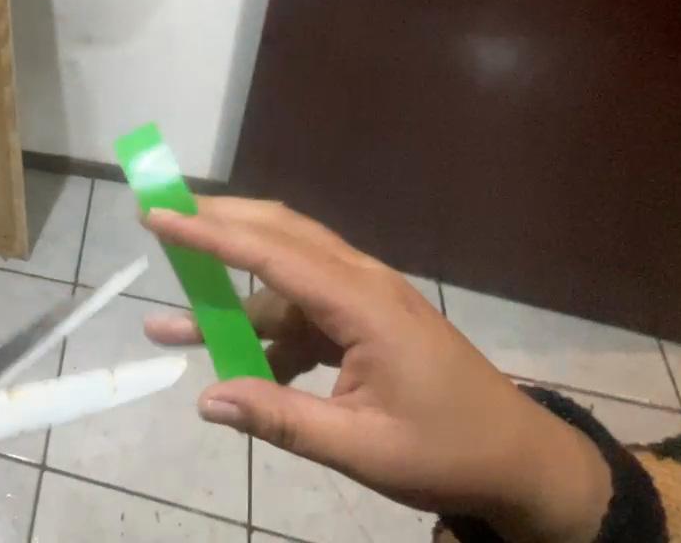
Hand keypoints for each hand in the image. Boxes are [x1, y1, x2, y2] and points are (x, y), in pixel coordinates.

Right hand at [143, 198, 609, 542]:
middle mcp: (358, 280)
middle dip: (213, 222)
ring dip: (226, 285)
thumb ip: (281, 418)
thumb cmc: (449, 452)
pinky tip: (235, 361)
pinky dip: (259, 324)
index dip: (206, 233)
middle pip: (275, 230)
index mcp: (361, 302)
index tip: (155, 215)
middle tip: (157, 216)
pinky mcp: (359, 315)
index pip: (269, 253)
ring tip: (172, 318)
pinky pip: (296, 306)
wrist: (526, 465)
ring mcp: (360, 295)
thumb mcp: (364, 448)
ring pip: (280, 268)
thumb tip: (204, 400)